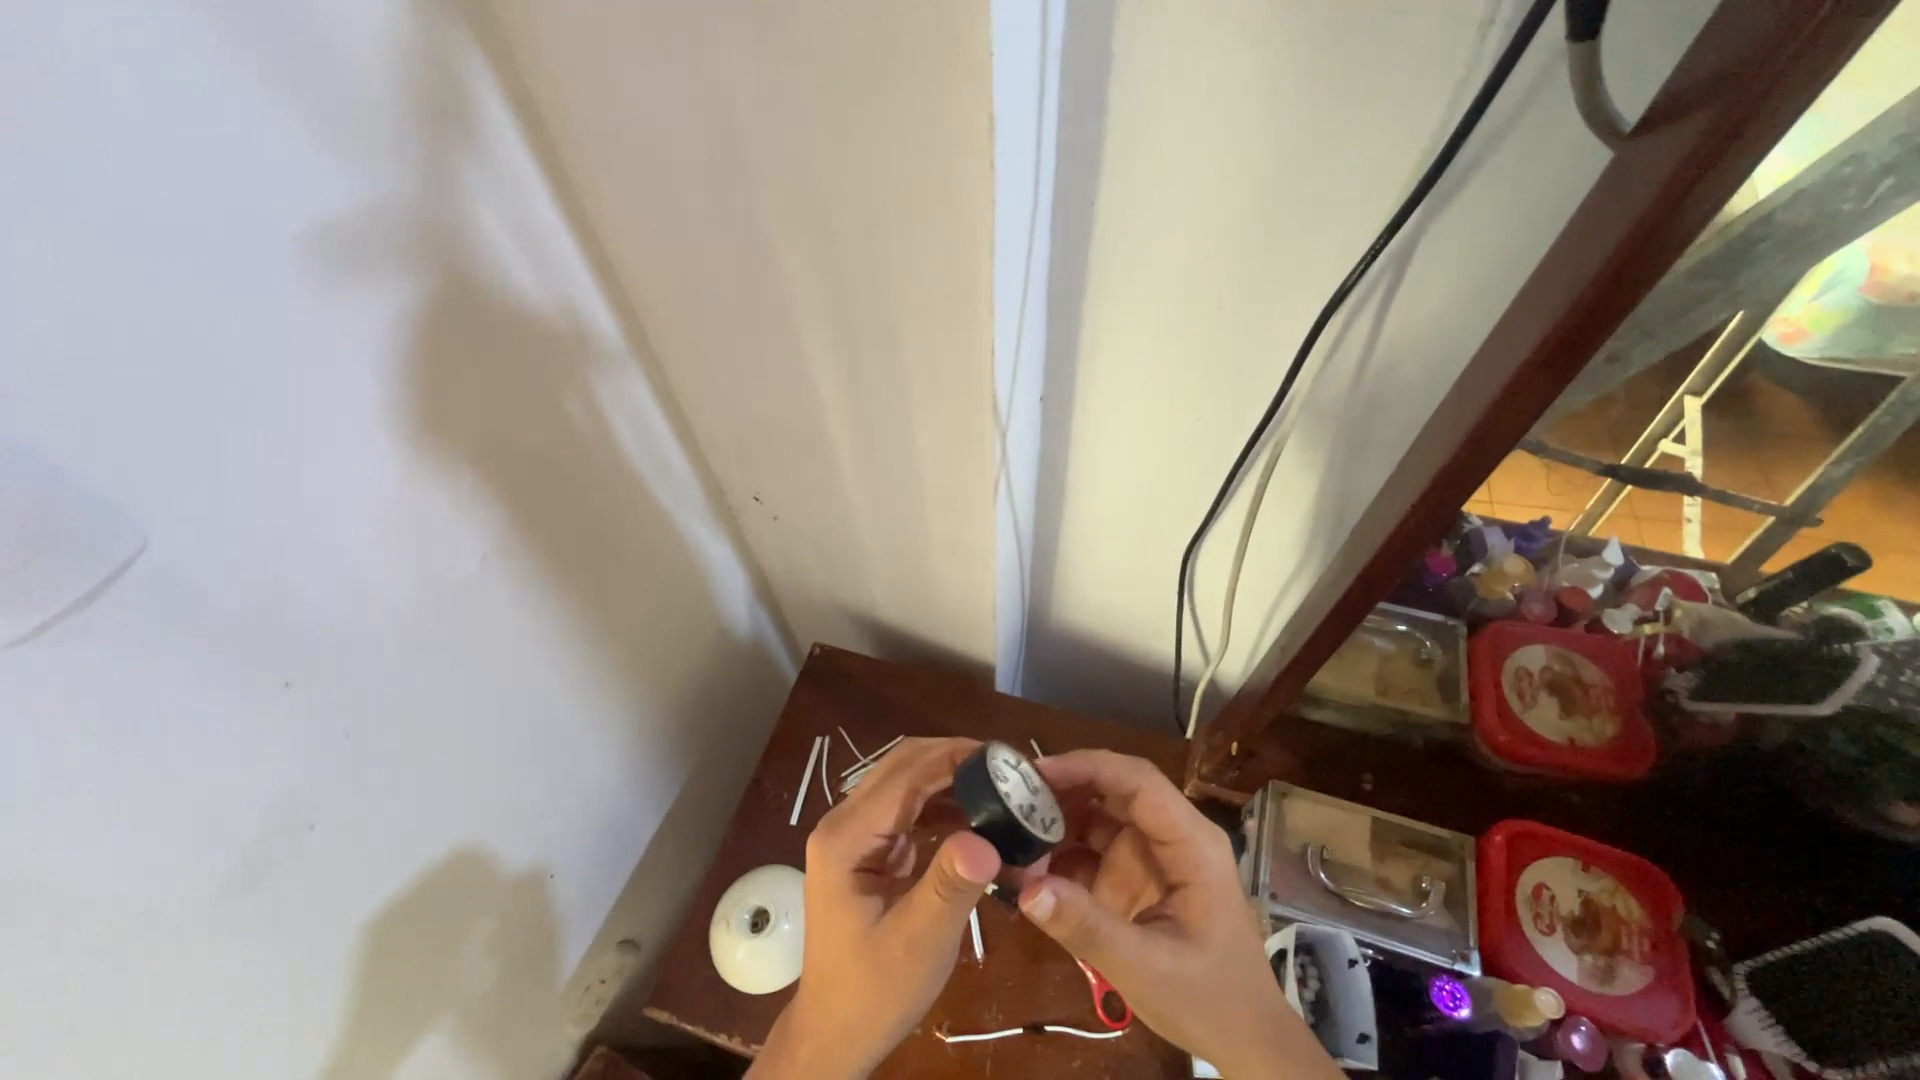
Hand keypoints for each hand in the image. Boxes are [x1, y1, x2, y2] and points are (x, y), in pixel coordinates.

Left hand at [749, 738, 999, 1079]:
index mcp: (847, 838)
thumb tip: (987, 838)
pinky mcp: (866, 851)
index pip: (907, 774)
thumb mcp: (918, 942)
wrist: (834, 1032)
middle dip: (956, 758)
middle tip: (1011, 771)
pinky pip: (907, 809)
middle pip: (903, 765)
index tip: (1009, 761)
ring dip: (951, 777)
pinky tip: (977, 815)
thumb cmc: (874, 991)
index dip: (957, 758)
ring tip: (1001, 788)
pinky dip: (943, 803)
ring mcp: (852, 836)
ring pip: (905, 782)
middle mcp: (843, 824)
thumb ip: (949, 886)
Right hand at [1018, 750, 1342, 1079]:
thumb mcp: (1146, 968)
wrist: (1243, 1038)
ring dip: (1055, 822)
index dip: (1087, 767)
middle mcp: (1170, 836)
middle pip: (1112, 791)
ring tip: (1006, 833)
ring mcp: (1150, 856)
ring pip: (1096, 818)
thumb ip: (1087, 927)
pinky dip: (1058, 856)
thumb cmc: (1210, 999)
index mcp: (1191, 843)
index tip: (1034, 772)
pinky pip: (1091, 852)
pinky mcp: (1134, 878)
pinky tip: (1023, 868)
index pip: (1138, 781)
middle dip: (1061, 790)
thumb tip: (1026, 888)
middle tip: (1006, 799)